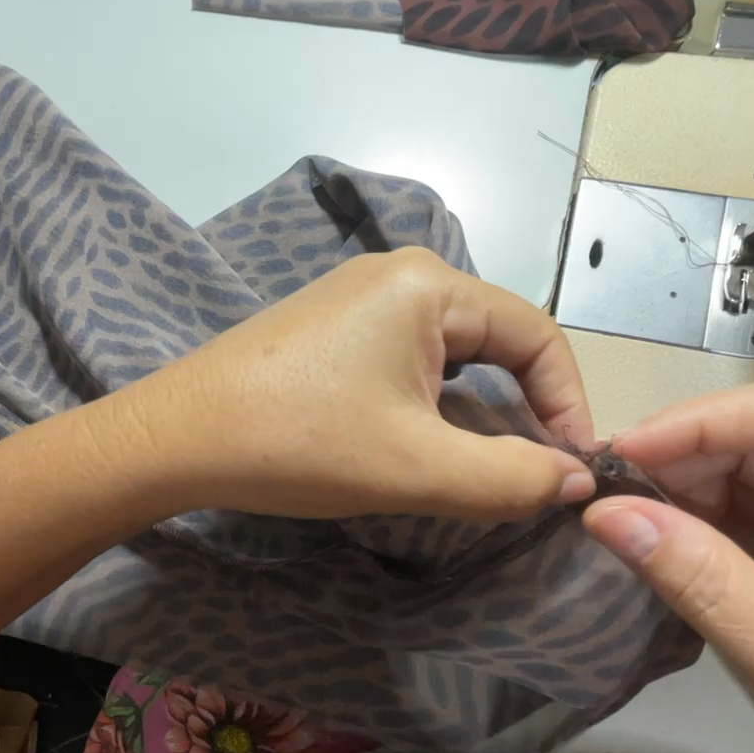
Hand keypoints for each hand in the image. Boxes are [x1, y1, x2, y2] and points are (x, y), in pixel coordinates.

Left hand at [111, 247, 595, 523]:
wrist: (176, 439)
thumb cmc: (299, 442)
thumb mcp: (418, 467)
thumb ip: (511, 476)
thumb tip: (577, 477)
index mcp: (426, 284)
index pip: (535, 333)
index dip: (567, 401)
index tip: (574, 466)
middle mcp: (392, 275)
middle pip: (490, 339)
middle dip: (516, 406)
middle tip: (523, 471)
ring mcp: (350, 299)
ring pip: (444, 353)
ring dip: (469, 409)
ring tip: (468, 464)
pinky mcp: (321, 328)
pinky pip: (400, 358)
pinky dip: (424, 401)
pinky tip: (409, 440)